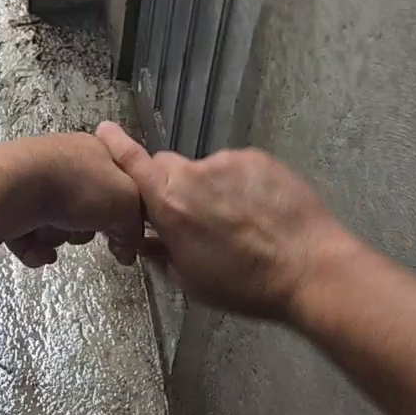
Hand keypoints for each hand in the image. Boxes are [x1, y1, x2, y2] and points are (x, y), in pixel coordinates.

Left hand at [0, 133, 145, 267]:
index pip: (119, 182)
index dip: (124, 211)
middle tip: (85, 229)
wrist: (12, 186)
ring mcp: (34, 181)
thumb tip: (127, 245)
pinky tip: (38, 249)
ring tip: (53, 232)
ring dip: (59, 236)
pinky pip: (31, 236)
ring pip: (59, 224)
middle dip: (87, 228)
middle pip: (88, 208)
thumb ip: (134, 223)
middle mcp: (64, 162)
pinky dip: (36, 248)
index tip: (122, 233)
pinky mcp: (10, 202)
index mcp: (94, 150)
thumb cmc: (74, 185)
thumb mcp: (125, 201)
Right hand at [94, 122, 354, 320]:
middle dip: (172, 186)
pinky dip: (242, 185)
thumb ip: (161, 253)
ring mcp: (227, 161)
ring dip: (212, 189)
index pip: (132, 163)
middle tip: (195, 218)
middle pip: (169, 167)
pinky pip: (238, 168)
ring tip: (241, 222)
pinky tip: (262, 213)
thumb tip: (147, 241)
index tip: (103, 129)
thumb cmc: (245, 285)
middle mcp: (192, 174)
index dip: (115, 144)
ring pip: (206, 170)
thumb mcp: (191, 280)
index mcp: (169, 203)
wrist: (312, 270)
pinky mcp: (258, 158)